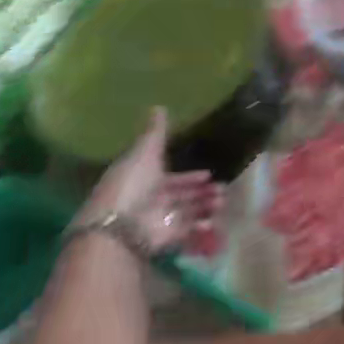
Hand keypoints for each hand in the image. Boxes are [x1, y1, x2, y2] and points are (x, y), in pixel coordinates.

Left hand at [79, 108, 222, 250]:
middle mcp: (151, 200)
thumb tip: (158, 105)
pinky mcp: (165, 238)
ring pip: (187, 212)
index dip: (189, 177)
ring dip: (205, 206)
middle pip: (181, 196)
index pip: (170, 179)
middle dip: (202, 192)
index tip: (208, 174)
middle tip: (222, 189)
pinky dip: (200, 226)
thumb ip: (155, 133)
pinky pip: (187, 231)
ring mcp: (159, 220)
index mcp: (144, 180)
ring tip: (222, 202)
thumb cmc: (132, 185)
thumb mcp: (144, 153)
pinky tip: (213, 221)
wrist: (121, 226)